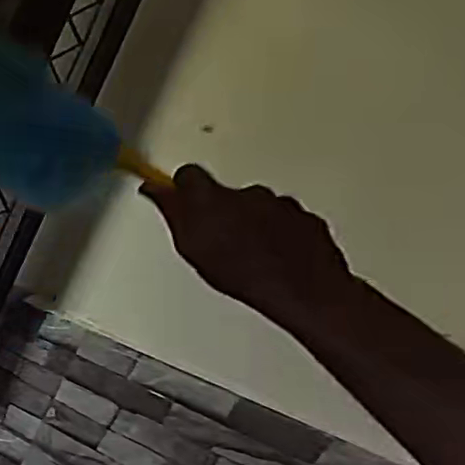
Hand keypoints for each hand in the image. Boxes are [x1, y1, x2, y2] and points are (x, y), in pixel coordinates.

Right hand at [143, 165, 356, 321]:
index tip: (177, 195)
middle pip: (224, 191)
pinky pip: (286, 218)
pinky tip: (271, 254)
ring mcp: (280, 204)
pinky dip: (278, 231)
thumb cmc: (244, 271)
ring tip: (245, 251)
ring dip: (250, 220)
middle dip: (219, 208)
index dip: (181, 185)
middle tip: (214, 236)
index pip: (188, 174)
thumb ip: (171, 212)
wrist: (301, 290)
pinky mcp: (307, 218)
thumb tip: (156, 191)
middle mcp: (246, 193)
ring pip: (257, 205)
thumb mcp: (189, 246)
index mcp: (211, 197)